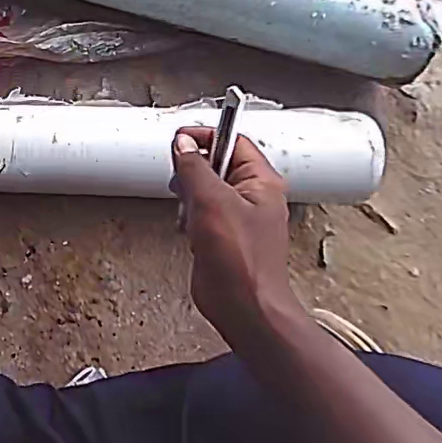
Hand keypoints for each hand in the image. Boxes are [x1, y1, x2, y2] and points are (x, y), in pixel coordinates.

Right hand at [169, 126, 301, 336]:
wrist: (243, 306)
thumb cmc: (241, 261)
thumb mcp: (212, 202)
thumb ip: (195, 167)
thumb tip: (183, 144)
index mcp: (261, 181)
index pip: (232, 141)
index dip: (206, 136)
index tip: (180, 139)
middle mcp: (252, 196)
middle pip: (215, 164)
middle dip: (193, 172)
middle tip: (184, 182)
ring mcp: (237, 217)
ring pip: (204, 189)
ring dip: (189, 198)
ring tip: (191, 214)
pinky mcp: (222, 235)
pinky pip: (200, 213)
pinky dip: (189, 217)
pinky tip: (190, 231)